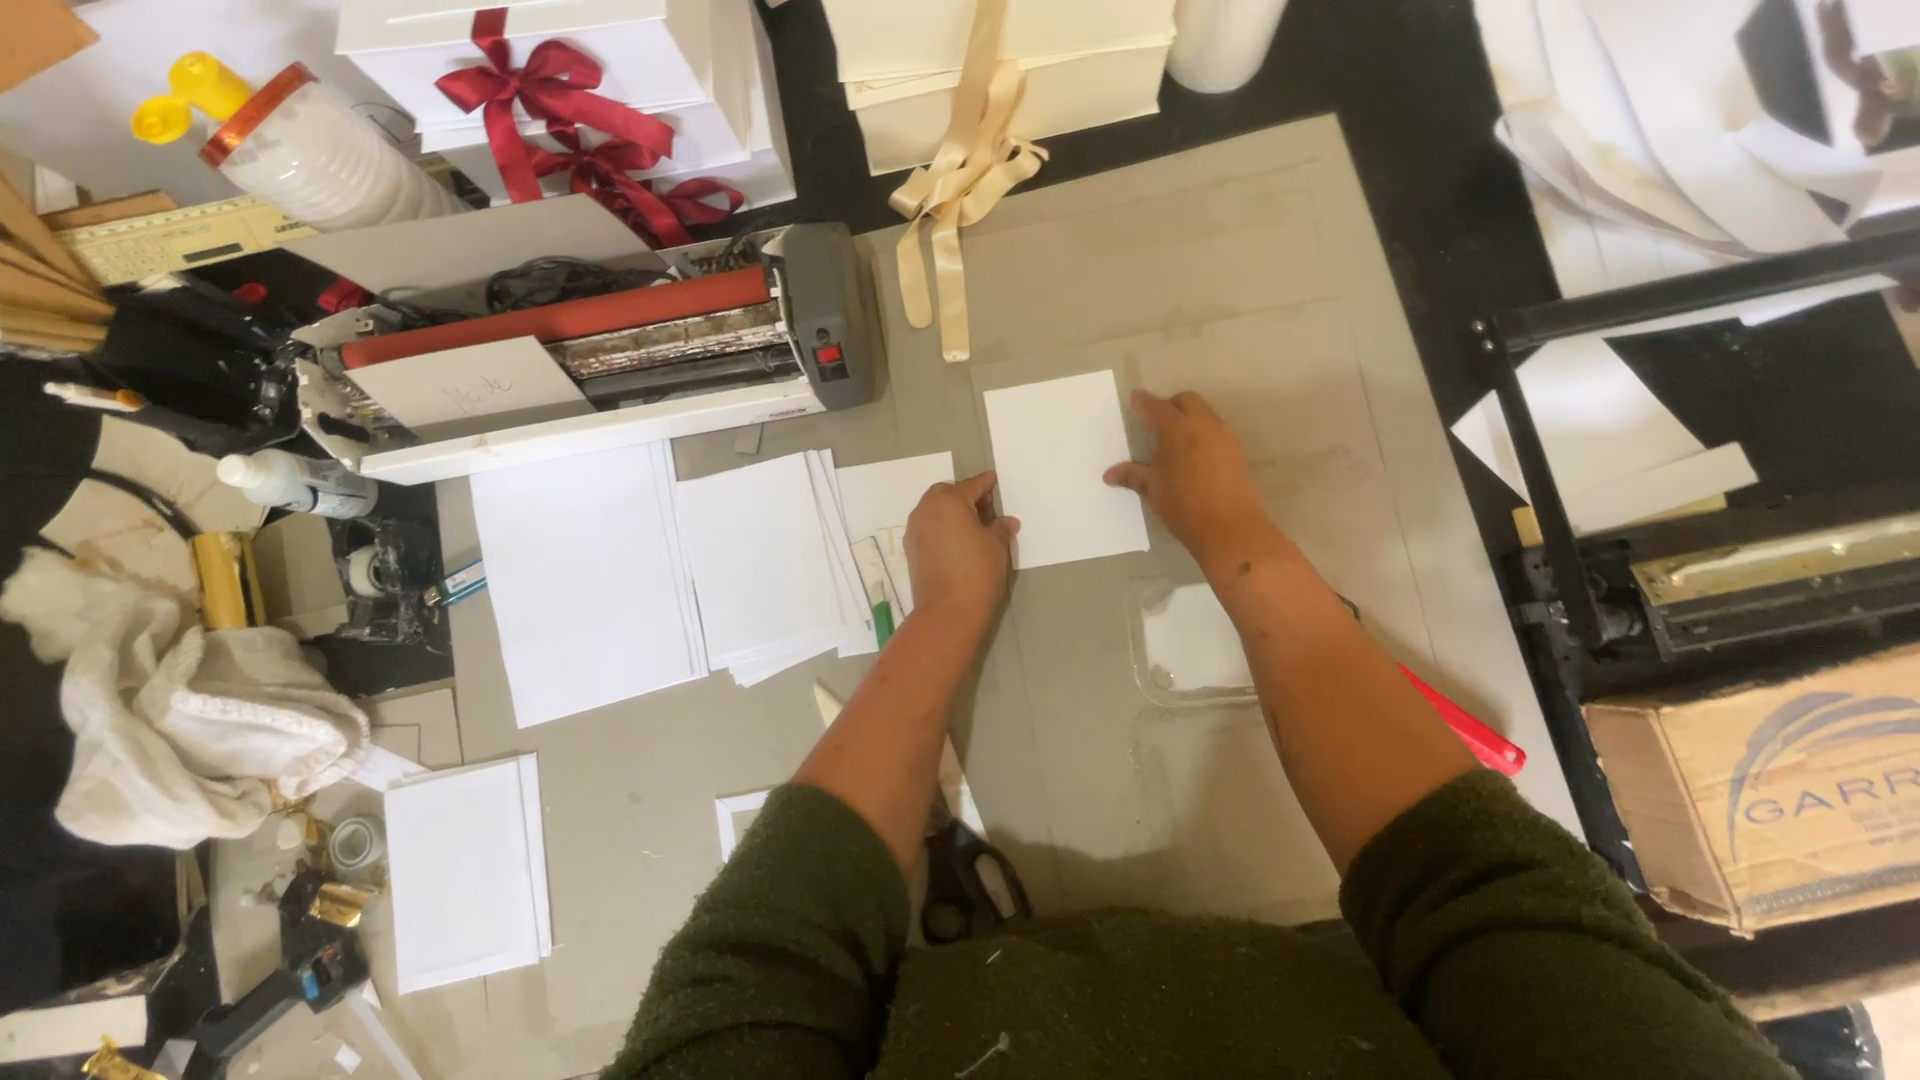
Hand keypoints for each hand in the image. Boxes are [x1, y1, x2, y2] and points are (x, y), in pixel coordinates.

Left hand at [905, 471, 1018, 626]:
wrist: (947, 611)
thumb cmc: (977, 572)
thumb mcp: (996, 547)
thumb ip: (1000, 529)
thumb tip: (1007, 522)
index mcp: (949, 502)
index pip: (970, 486)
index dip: (984, 483)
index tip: (992, 479)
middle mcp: (927, 510)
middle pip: (945, 493)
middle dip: (963, 494)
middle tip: (983, 506)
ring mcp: (915, 530)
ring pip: (931, 509)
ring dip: (948, 510)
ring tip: (969, 523)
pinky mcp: (911, 549)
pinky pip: (926, 526)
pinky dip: (939, 525)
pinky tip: (954, 539)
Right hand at [1105, 390, 1277, 569]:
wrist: (1231, 527)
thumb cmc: (1184, 505)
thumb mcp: (1153, 489)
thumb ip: (1132, 475)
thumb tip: (1110, 474)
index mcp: (1177, 428)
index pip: (1156, 406)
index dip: (1143, 402)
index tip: (1136, 400)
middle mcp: (1203, 424)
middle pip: (1186, 401)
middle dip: (1170, 405)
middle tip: (1156, 423)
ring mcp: (1224, 436)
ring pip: (1205, 414)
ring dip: (1189, 419)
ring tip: (1175, 442)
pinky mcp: (1237, 450)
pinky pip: (1217, 431)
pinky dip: (1203, 434)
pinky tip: (1194, 457)